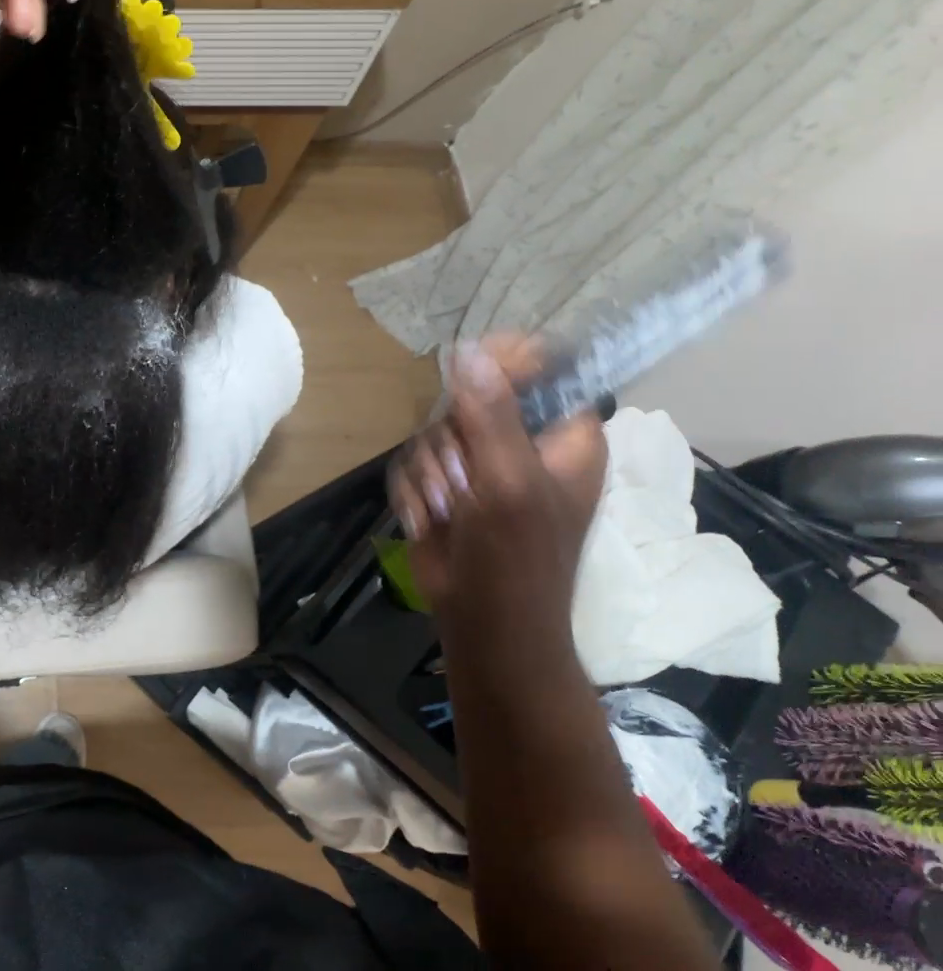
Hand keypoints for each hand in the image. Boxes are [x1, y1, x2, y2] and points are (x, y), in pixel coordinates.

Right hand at [388, 337, 607, 638]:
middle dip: (452, 442)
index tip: (467, 372)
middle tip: (462, 479)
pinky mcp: (442, 488)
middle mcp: (521, 444)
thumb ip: (492, 415)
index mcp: (564, 436)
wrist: (486, 622)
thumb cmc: (517, 559)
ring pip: (431, 434)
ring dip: (430, 475)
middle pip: (469, 401)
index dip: (504, 364)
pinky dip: (414, 494)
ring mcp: (478, 467)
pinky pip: (410, 465)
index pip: (542, 369)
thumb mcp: (510, 483)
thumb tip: (468, 351)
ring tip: (447, 511)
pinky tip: (431, 521)